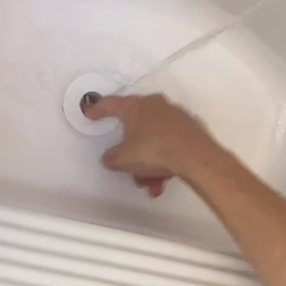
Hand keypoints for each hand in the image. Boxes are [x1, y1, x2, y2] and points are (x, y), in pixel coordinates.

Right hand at [83, 93, 224, 196]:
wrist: (195, 157)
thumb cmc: (153, 150)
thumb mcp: (123, 159)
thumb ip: (112, 158)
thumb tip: (110, 158)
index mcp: (136, 106)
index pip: (111, 104)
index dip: (98, 110)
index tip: (90, 114)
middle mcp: (156, 105)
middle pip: (136, 126)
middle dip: (132, 150)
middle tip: (129, 165)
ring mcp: (176, 115)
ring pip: (155, 139)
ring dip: (150, 161)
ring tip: (150, 181)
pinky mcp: (191, 128)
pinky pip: (171, 144)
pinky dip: (165, 159)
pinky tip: (165, 177)